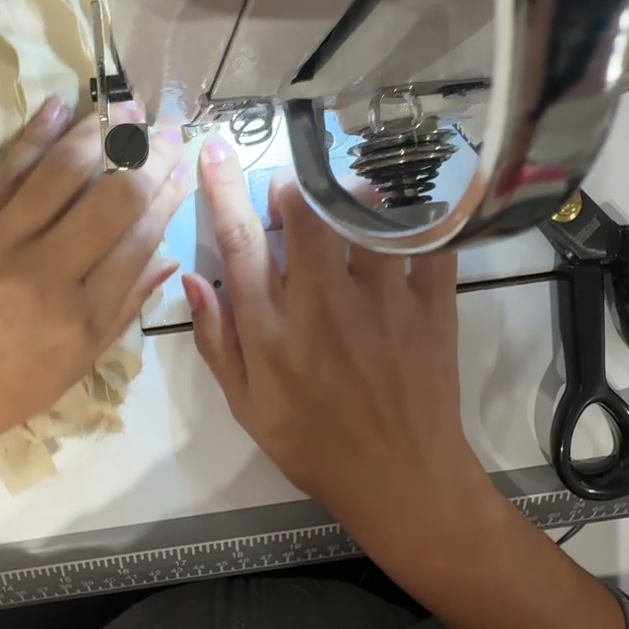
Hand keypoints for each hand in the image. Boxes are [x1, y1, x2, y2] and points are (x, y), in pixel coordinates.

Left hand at [0, 96, 186, 468]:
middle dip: (148, 159)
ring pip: (62, 174)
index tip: (185, 170)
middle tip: (169, 129)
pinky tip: (61, 107)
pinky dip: (36, 135)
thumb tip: (165, 260)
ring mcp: (0, 244)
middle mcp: (47, 275)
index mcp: (81, 319)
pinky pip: (8, 171)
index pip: (138, 242)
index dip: (167, 200)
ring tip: (127, 107)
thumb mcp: (71, 368)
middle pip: (111, 201)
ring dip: (100, 134)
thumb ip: (120, 312)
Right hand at [183, 137, 486, 543]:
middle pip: (306, 211)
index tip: (216, 150)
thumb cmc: (313, 445)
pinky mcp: (433, 303)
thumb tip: (195, 280)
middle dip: (294, 185)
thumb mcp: (246, 406)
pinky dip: (417, 216)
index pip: (239, 241)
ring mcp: (384, 299)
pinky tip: (406, 217)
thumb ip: (217, 342)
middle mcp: (323, 303)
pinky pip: (429, 238)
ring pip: (368, 212)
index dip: (224, 188)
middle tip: (292, 194)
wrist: (401, 478)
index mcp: (271, 330)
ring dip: (351, 193)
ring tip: (347, 201)